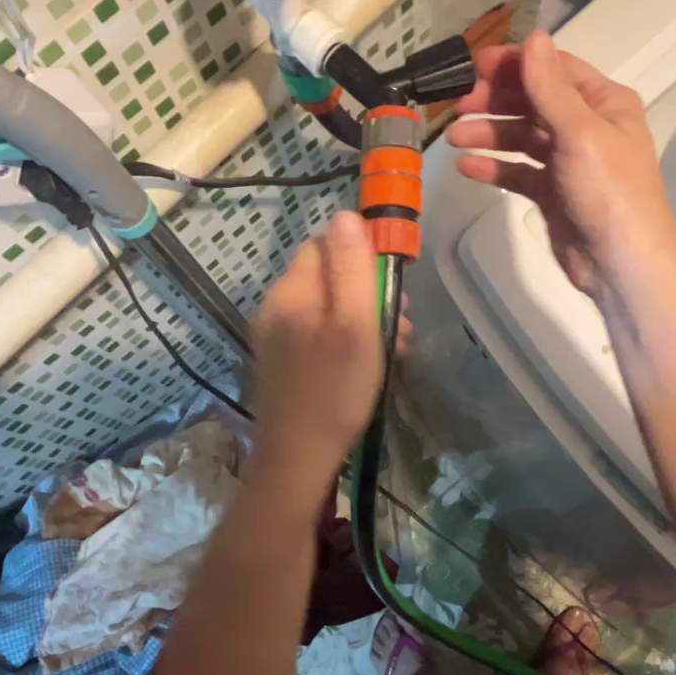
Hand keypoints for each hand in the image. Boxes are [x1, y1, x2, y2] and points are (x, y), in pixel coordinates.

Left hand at [249, 211, 383, 477]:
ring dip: (361, 319)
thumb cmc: (334, 391)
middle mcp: (275, 306)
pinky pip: (316, 333)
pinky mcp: (280, 362)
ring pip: (325, 307)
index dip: (361, 257)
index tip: (391, 288)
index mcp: (291, 291)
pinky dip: (344, 341)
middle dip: (367, 293)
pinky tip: (364, 366)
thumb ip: (351, 268)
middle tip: (400, 326)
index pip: (325, 244)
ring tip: (392, 349)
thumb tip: (347, 215)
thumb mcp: (354, 325)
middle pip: (327, 276)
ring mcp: (274, 336)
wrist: (298, 459)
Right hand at [447, 30, 675, 294]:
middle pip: (533, 102)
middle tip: (458, 106)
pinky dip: (494, 168)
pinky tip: (467, 167)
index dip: (514, 65)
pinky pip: (518, 172)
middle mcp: (586, 126)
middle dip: (495, 101)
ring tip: (454, 139)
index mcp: (603, 103)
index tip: (474, 67)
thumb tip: (534, 36)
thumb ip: (550, 87)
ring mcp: (568, 161)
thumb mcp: (580, 132)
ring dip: (489, 135)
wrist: (619, 262)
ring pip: (521, 137)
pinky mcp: (552, 192)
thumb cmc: (608, 191)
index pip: (553, 70)